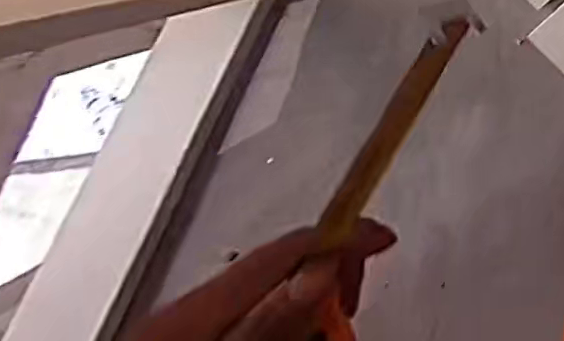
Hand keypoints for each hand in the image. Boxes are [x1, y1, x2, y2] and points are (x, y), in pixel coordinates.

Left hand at [126, 220, 396, 340]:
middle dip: (330, 274)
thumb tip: (324, 264)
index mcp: (196, 306)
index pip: (292, 243)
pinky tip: (291, 336)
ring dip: (308, 302)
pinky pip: (247, 313)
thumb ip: (272, 317)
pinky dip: (281, 320)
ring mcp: (177, 329)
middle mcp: (184, 311)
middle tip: (353, 303)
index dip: (348, 234)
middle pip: (282, 263)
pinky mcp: (180, 340)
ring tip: (324, 329)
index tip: (386, 239)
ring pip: (267, 290)